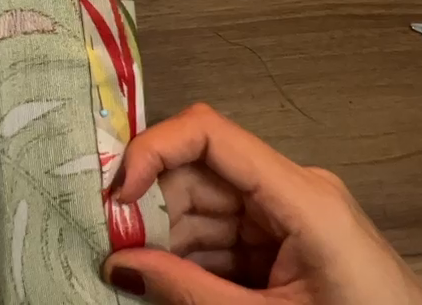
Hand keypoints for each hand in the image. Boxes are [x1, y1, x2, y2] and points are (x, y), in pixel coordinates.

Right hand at [103, 105, 421, 304]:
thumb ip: (190, 292)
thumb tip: (118, 263)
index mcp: (303, 197)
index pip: (209, 132)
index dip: (153, 149)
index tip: (118, 192)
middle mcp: (293, 190)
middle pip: (200, 170)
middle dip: (155, 206)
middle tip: (119, 245)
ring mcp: (290, 214)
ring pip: (204, 204)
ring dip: (171, 238)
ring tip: (149, 277)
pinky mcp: (288, 241)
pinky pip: (224, 232)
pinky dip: (195, 257)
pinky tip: (178, 284)